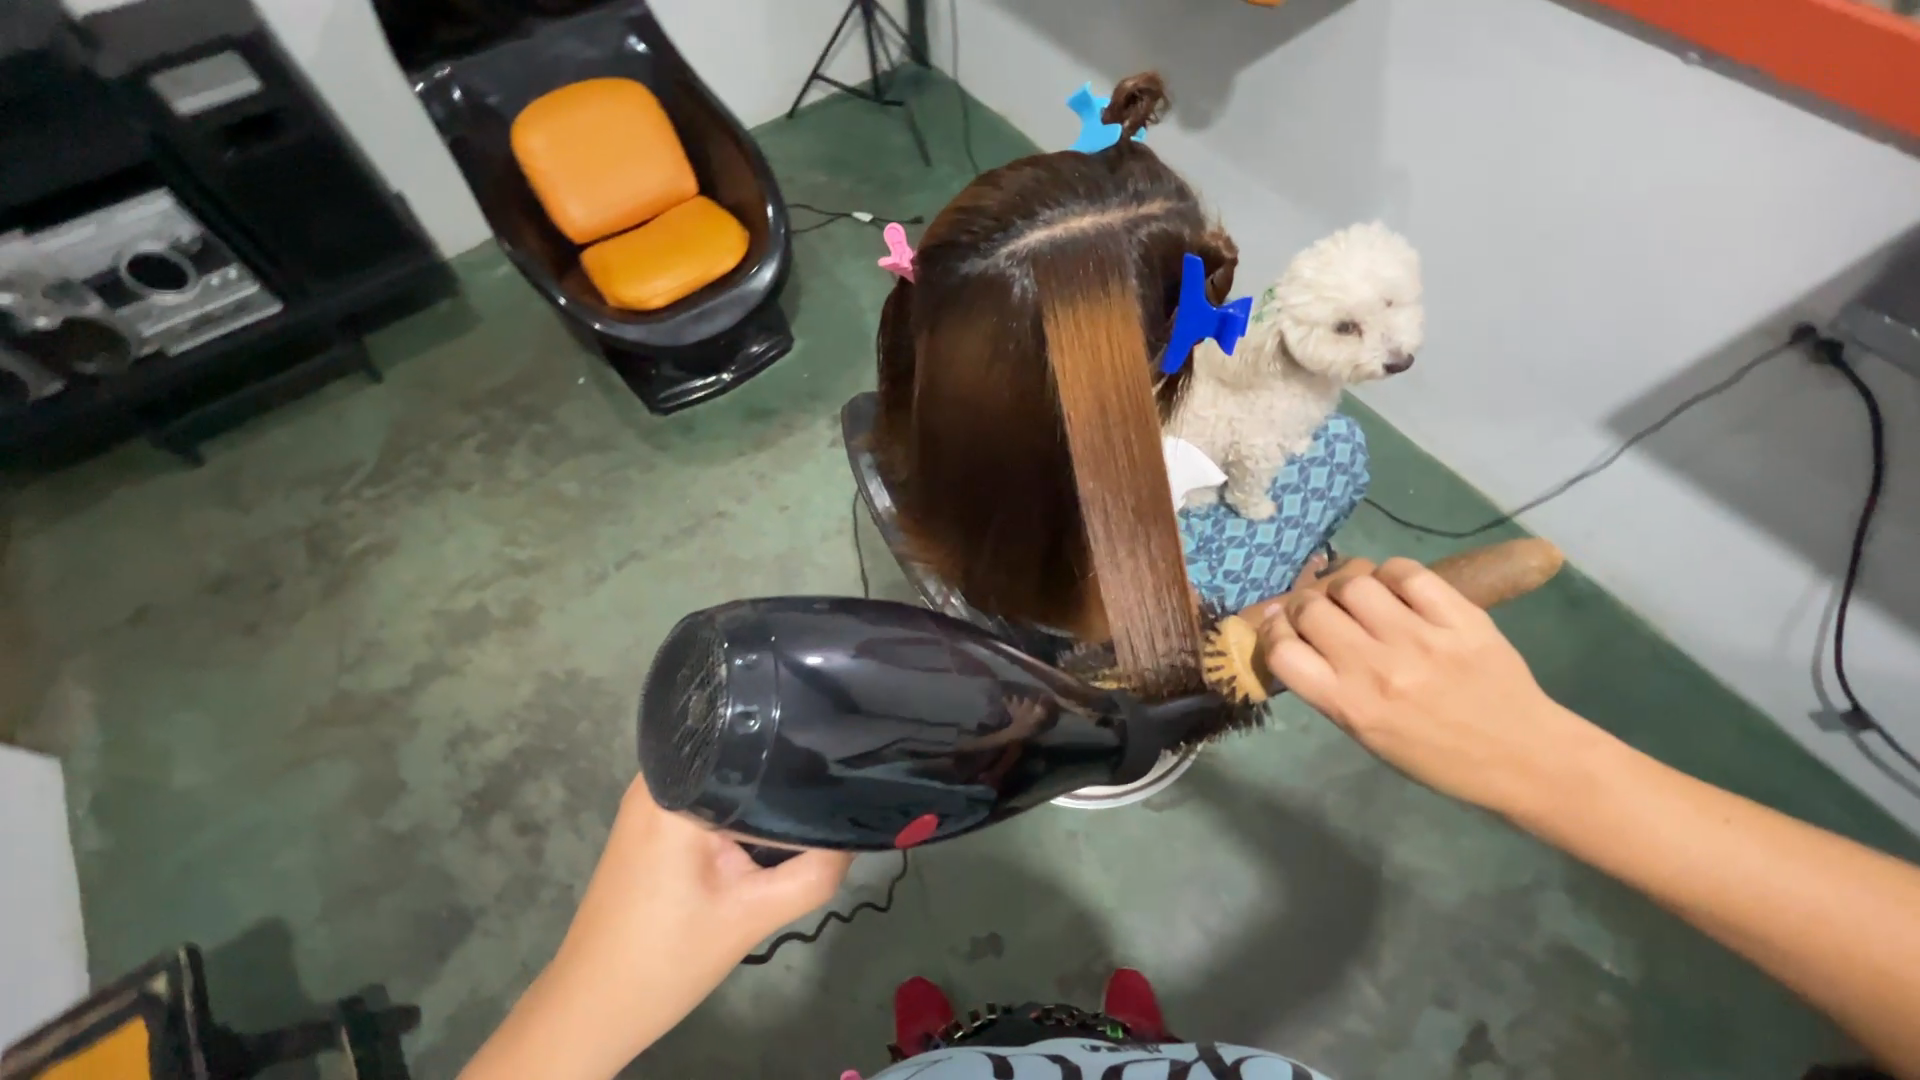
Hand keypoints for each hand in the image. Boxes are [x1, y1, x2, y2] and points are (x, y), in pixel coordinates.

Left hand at [465, 774, 851, 1079]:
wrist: (592, 1012)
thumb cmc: (666, 959)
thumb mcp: (753, 916)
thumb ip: (814, 871)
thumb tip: (855, 832)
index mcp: (674, 783)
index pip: (754, 743)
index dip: (803, 749)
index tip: (846, 759)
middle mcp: (658, 777)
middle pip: (744, 758)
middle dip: (788, 775)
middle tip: (838, 789)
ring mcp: (652, 800)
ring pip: (730, 782)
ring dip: (765, 799)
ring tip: (811, 810)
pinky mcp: (654, 824)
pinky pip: (712, 801)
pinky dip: (742, 816)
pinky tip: (769, 833)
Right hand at [1261, 557, 1605, 817]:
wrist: (1527, 758)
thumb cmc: (1436, 757)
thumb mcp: (1366, 734)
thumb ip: (1328, 686)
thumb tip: (1292, 636)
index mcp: (1351, 705)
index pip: (1282, 651)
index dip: (1272, 631)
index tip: (1279, 627)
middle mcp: (1378, 668)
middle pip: (1311, 609)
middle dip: (1303, 604)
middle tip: (1316, 609)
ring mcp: (1421, 639)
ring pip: (1353, 583)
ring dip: (1342, 585)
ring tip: (1354, 596)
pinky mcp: (1461, 618)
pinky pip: (1407, 573)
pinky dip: (1389, 573)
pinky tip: (1393, 588)